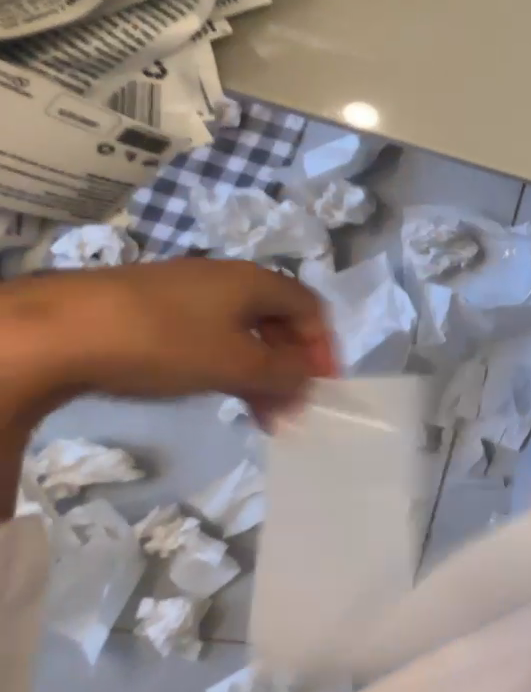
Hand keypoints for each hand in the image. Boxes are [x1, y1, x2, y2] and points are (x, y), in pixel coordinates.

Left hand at [0, 260, 336, 426]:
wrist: (45, 333)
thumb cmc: (163, 342)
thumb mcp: (239, 365)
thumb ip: (286, 375)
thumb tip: (308, 382)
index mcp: (255, 282)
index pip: (312, 310)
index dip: (324, 348)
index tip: (322, 386)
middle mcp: (224, 279)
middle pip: (277, 323)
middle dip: (289, 368)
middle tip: (288, 408)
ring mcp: (180, 292)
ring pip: (239, 333)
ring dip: (255, 372)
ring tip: (253, 412)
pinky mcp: (144, 309)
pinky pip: (203, 336)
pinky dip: (219, 364)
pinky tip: (208, 389)